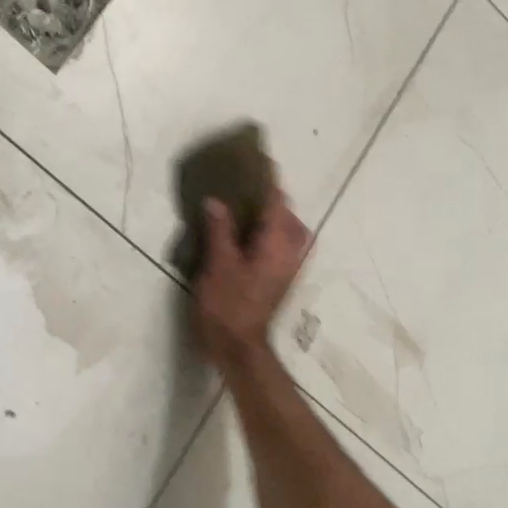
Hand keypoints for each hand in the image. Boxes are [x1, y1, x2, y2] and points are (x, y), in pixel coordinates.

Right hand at [193, 187, 309, 368]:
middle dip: (274, 198)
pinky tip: (250, 235)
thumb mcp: (219, 265)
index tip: (260, 162)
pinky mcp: (280, 279)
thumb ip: (220, 231)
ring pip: (290, 232)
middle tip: (249, 185)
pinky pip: (283, 245)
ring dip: (275, 217)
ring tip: (250, 209)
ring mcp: (288, 268)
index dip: (269, 182)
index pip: (277, 203)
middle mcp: (289, 253)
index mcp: (277, 245)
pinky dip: (272, 232)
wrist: (239, 345)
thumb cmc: (227, 305)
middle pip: (289, 216)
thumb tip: (216, 201)